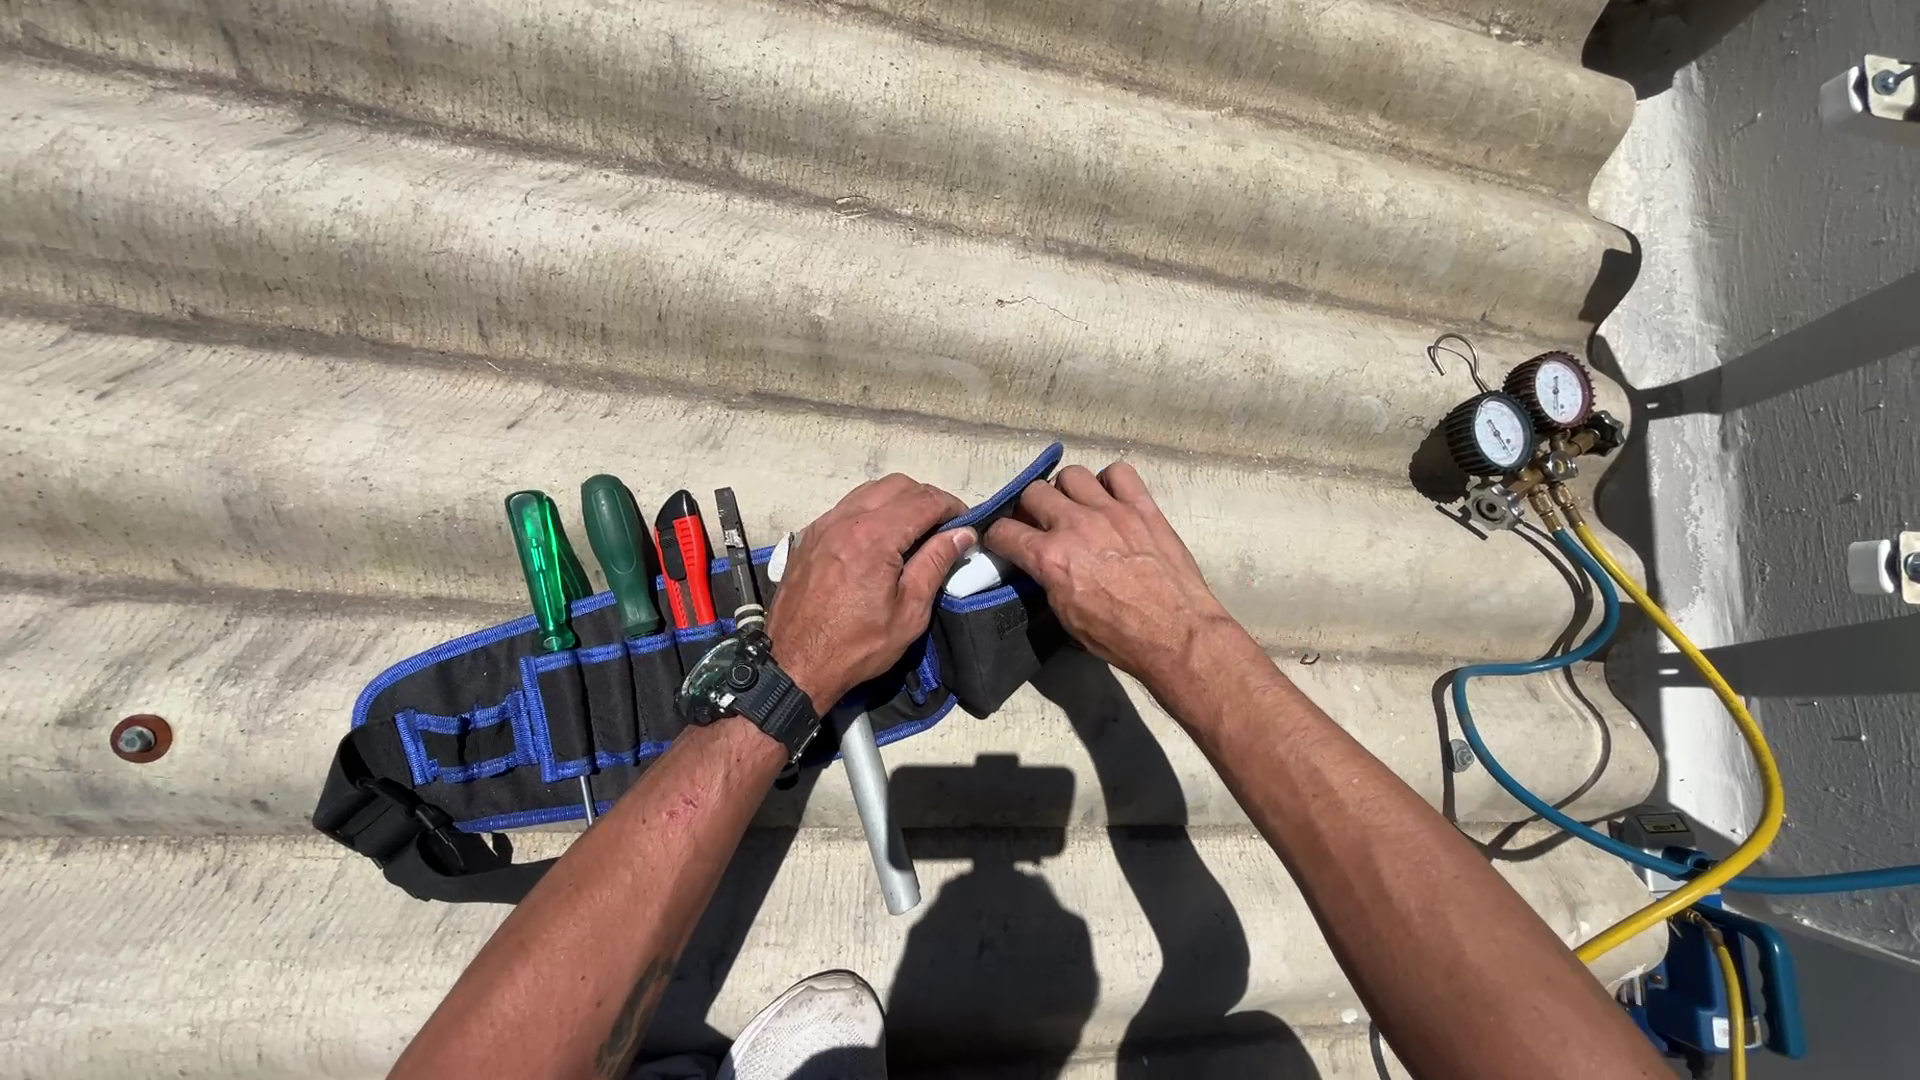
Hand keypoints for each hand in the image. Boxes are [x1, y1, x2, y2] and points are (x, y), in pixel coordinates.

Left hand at [768, 475, 972, 713]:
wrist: (795, 663)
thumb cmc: (856, 646)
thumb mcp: (909, 611)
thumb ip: (935, 564)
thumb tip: (961, 533)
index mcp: (874, 537)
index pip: (925, 500)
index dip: (953, 507)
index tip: (966, 525)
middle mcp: (846, 519)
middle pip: (898, 485)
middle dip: (927, 499)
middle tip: (943, 528)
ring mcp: (823, 525)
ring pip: (870, 491)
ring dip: (898, 501)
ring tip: (913, 532)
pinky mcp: (809, 537)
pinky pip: (846, 507)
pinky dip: (870, 511)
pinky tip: (879, 540)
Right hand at [984, 463, 1240, 691]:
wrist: (1176, 634)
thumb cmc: (1119, 636)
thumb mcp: (1066, 616)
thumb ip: (1047, 580)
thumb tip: (1041, 567)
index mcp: (1050, 557)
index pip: (1004, 531)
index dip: (998, 537)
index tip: (1004, 542)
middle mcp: (1075, 525)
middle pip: (1034, 492)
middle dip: (1030, 508)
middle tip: (1041, 524)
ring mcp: (1111, 511)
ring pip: (1072, 475)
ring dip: (1067, 491)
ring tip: (1076, 508)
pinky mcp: (1143, 507)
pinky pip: (1119, 473)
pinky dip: (1110, 482)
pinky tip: (1112, 500)